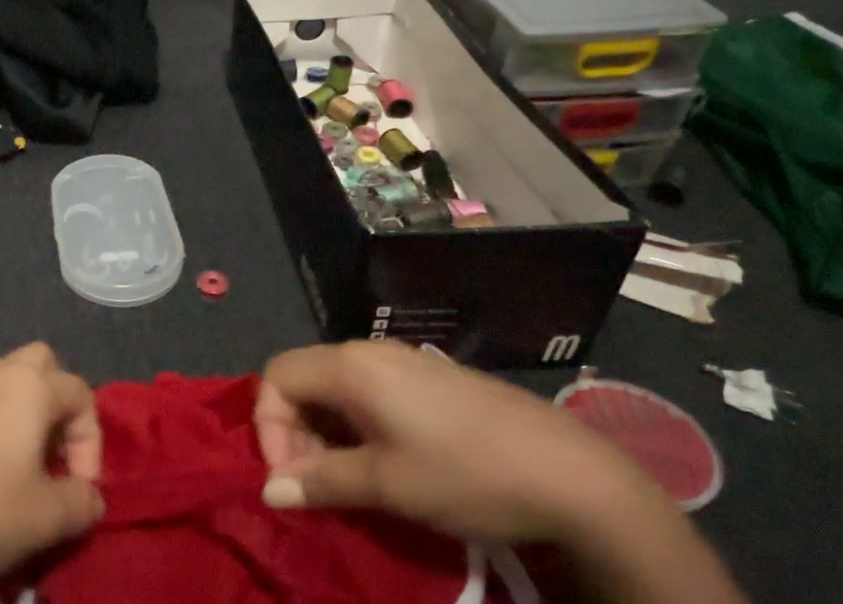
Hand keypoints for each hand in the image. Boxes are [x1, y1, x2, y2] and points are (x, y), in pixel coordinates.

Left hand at [0, 343, 103, 602]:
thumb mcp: (49, 516)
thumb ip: (81, 501)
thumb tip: (88, 497)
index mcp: (31, 386)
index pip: (81, 395)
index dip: (91, 442)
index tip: (80, 487)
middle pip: (40, 362)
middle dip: (56, 399)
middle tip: (53, 451)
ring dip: (16, 407)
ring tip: (17, 458)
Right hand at [254, 341, 660, 541]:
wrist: (573, 475)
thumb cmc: (466, 475)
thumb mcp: (387, 484)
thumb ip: (321, 481)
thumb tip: (268, 490)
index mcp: (351, 366)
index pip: (277, 376)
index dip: (270, 427)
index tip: (293, 480)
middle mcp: (372, 352)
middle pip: (305, 379)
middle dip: (296, 432)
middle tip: (318, 486)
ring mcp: (408, 362)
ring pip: (339, 387)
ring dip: (328, 433)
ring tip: (352, 482)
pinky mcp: (435, 379)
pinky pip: (373, 392)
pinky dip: (361, 426)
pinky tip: (390, 465)